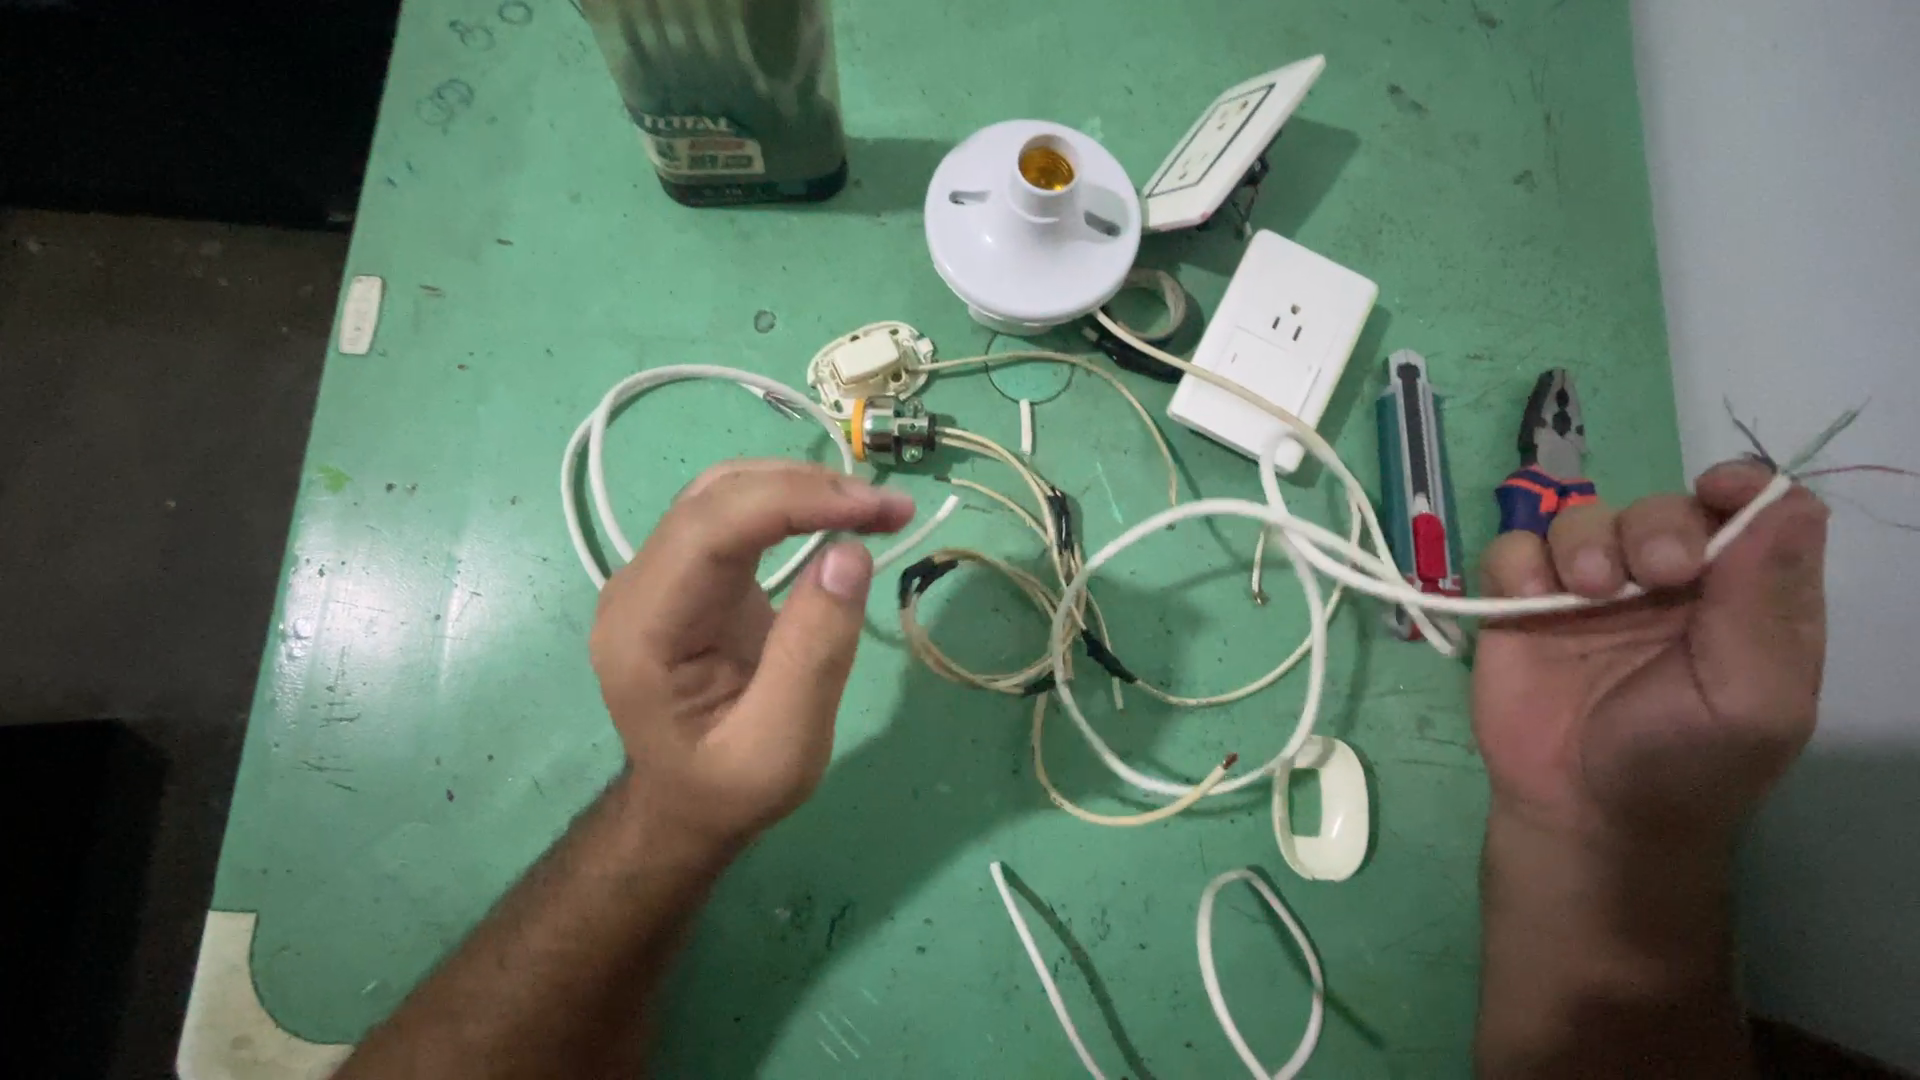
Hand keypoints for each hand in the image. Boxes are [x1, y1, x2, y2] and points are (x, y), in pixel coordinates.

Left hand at [589, 461, 914, 847]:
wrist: (686, 806)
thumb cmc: (730, 787)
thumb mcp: (783, 745)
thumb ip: (814, 653)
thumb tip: (849, 554)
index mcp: (644, 629)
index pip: (711, 529)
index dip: (793, 501)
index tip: (874, 508)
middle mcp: (638, 586)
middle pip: (718, 499)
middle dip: (809, 489)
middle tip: (892, 509)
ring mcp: (659, 574)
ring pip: (727, 493)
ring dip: (803, 488)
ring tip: (875, 509)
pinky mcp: (688, 573)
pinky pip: (736, 514)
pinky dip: (793, 503)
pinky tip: (838, 515)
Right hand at [1473, 460, 1828, 847]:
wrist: (1581, 809)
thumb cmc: (1685, 761)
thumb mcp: (1753, 696)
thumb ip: (1763, 603)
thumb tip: (1784, 502)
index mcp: (1737, 599)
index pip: (1751, 514)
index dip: (1741, 489)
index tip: (1720, 492)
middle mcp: (1660, 585)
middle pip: (1659, 508)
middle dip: (1653, 526)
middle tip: (1653, 574)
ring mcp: (1581, 592)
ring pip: (1578, 518)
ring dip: (1581, 540)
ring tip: (1582, 592)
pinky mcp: (1515, 604)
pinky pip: (1509, 552)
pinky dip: (1516, 561)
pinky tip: (1528, 597)